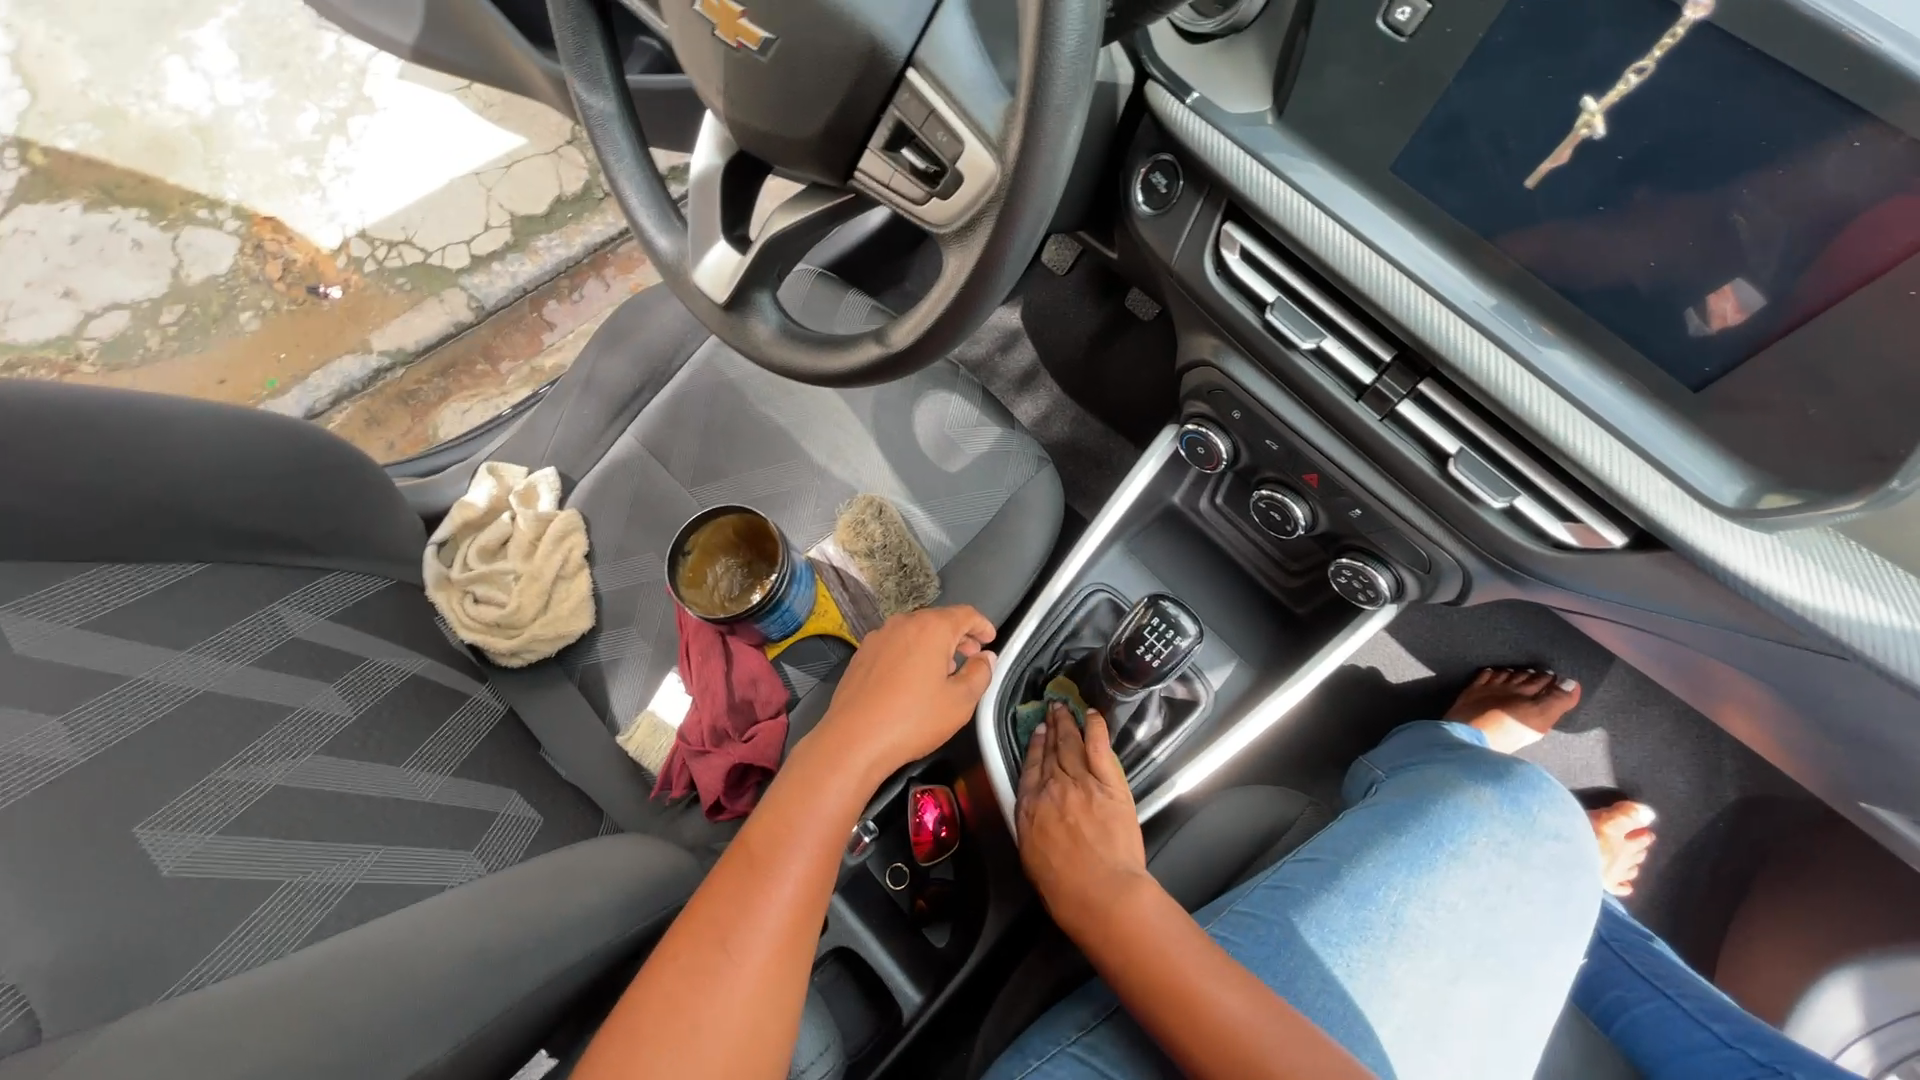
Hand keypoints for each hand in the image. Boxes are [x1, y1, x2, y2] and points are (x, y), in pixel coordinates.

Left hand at [813, 605, 995, 777]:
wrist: (853, 740)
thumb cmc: (912, 720)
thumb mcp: (960, 701)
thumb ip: (980, 673)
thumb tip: (986, 657)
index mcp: (931, 628)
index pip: (965, 614)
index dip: (982, 624)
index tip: (991, 638)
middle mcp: (902, 624)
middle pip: (938, 620)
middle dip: (959, 636)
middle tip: (972, 655)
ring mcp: (878, 638)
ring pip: (914, 632)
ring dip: (934, 645)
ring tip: (944, 670)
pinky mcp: (862, 655)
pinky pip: (895, 645)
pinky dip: (911, 653)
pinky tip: (913, 679)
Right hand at [1015, 704, 1150, 937]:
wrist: (1101, 891)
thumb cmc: (1065, 888)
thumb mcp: (1030, 856)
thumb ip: (1030, 826)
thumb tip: (1035, 813)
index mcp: (1030, 806)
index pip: (1031, 767)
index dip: (1034, 746)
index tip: (1038, 732)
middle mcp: (1053, 787)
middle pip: (1051, 750)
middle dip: (1051, 726)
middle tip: (1051, 709)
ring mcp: (1082, 782)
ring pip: (1071, 743)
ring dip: (1067, 722)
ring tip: (1065, 708)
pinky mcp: (1110, 784)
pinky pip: (1099, 747)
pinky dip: (1095, 728)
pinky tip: (1092, 715)